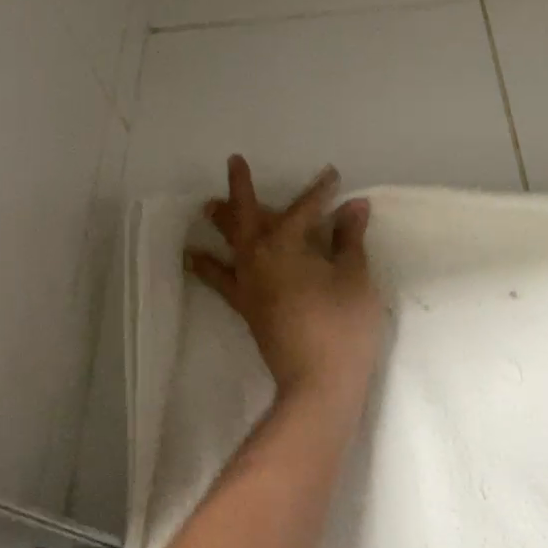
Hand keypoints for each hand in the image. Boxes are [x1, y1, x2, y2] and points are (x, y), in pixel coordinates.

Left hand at [186, 156, 383, 403]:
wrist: (318, 385)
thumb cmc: (342, 326)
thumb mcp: (354, 277)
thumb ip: (349, 239)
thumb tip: (353, 206)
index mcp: (287, 244)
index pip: (304, 209)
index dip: (320, 192)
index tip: (332, 176)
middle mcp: (259, 258)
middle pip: (247, 217)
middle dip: (242, 189)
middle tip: (235, 162)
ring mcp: (248, 285)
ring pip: (229, 244)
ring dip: (221, 222)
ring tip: (207, 206)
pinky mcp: (247, 308)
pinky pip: (220, 279)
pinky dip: (206, 265)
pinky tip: (193, 257)